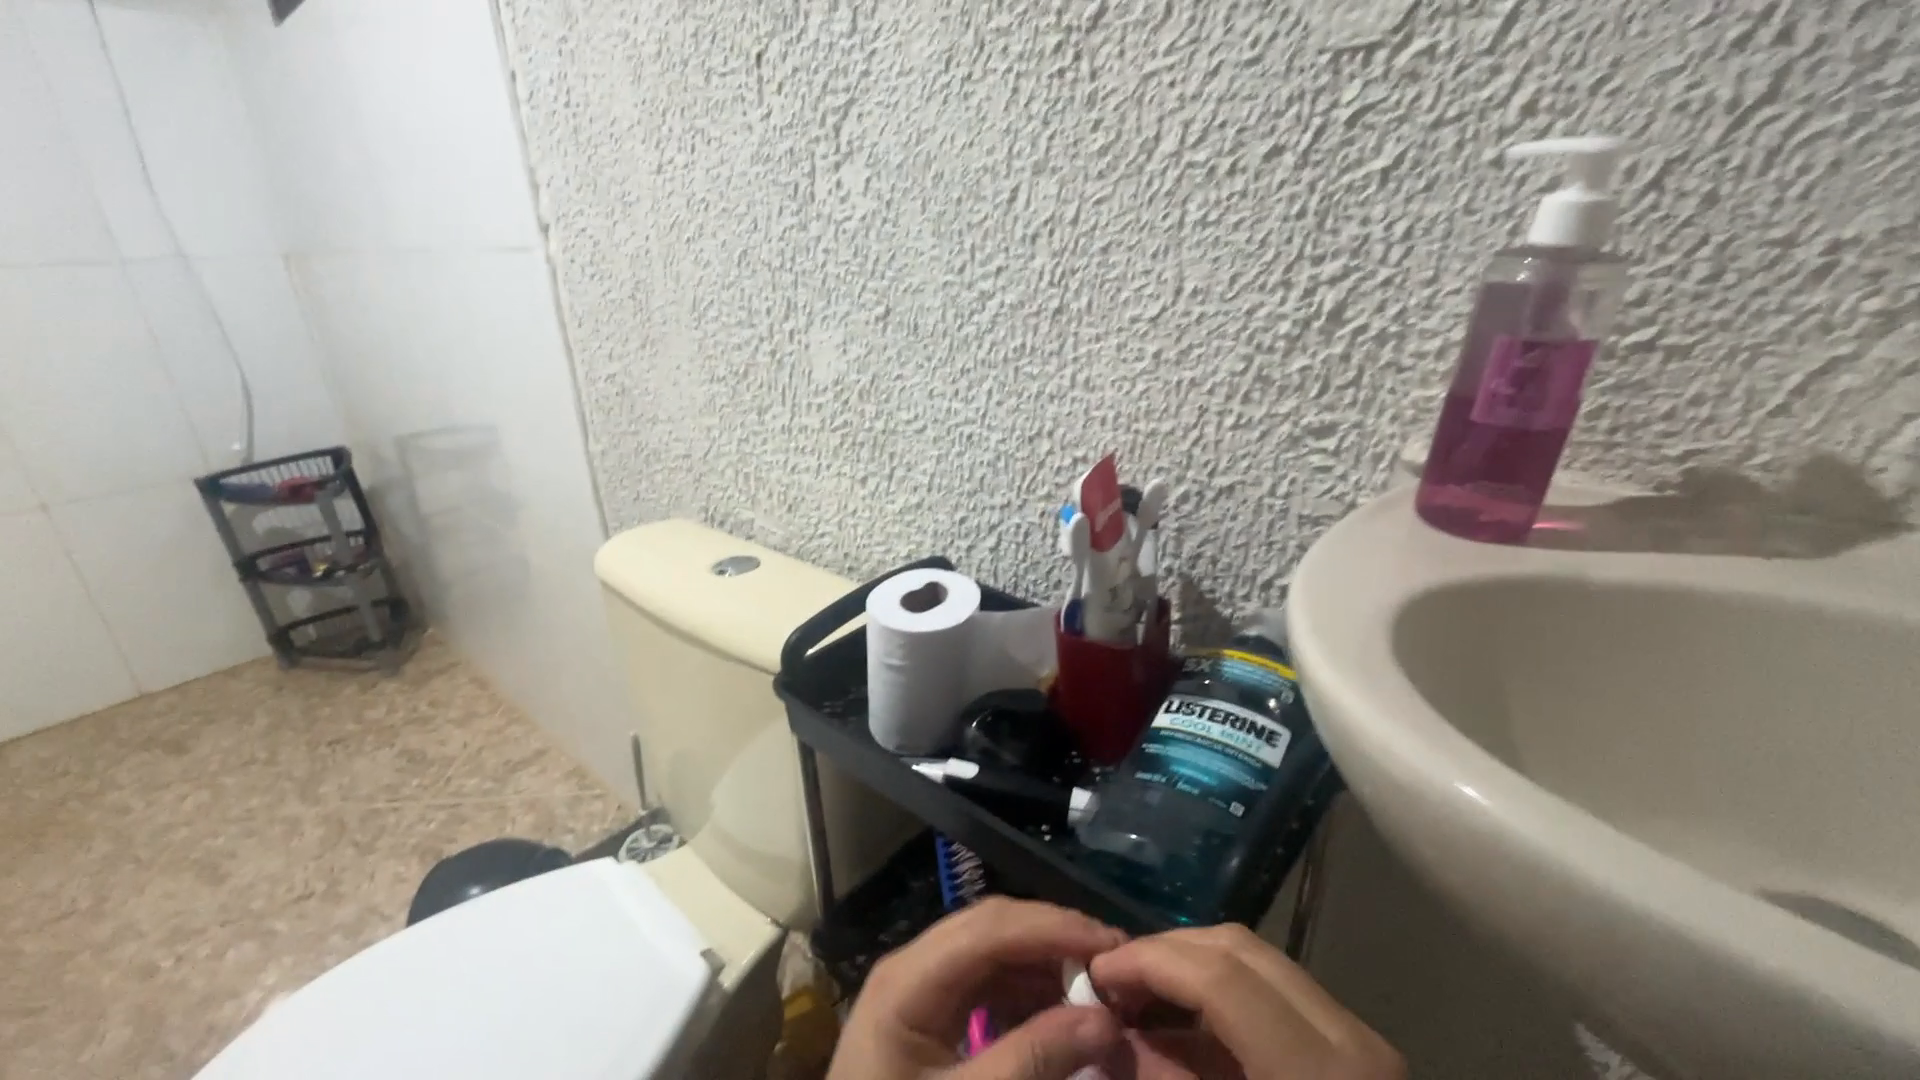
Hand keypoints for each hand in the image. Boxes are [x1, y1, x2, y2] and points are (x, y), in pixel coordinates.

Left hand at [829, 897, 1129, 1079]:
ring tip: (1096, 984)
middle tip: (1114, 959)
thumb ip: (1032, 1060)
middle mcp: (912, 965)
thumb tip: (1104, 1020)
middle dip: (1054, 935)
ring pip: (992, 948)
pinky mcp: (928, 1008)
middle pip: (991, 927)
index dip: (1053, 928)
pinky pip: (985, 979)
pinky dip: (1026, 987)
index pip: (989, 928)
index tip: (1112, 947)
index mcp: (907, 980)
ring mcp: (918, 984)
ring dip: (1044, 959)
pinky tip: (1059, 1007)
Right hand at [1090, 924, 1404, 1079]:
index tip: (1097, 972)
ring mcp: (1360, 1038)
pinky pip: (1278, 992)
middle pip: (1239, 948)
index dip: (1149, 963)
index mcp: (1317, 1071)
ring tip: (1142, 995)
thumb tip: (1111, 1037)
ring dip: (1191, 964)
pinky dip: (1223, 992)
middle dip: (1165, 951)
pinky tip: (1185, 1022)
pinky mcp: (1358, 1047)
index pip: (1220, 976)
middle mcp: (1349, 1036)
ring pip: (1259, 960)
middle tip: (1114, 978)